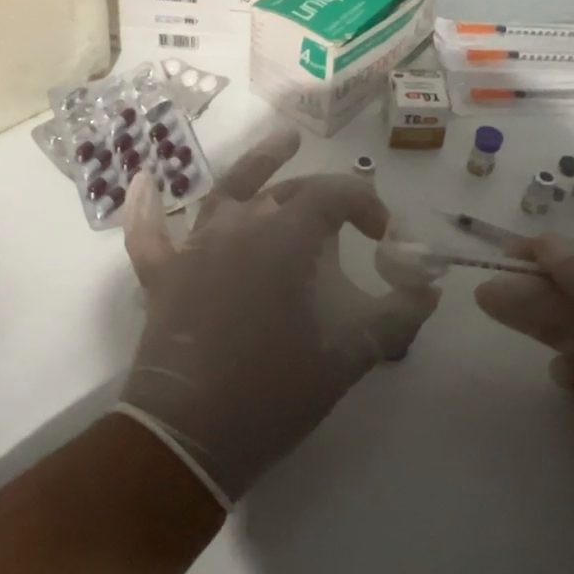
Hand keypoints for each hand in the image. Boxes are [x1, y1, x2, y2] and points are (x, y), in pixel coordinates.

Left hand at [114, 128, 440, 506]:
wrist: (197, 431)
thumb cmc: (282, 385)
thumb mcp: (357, 349)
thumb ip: (401, 310)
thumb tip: (430, 285)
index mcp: (291, 231)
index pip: (339, 193)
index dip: (370, 207)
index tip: (386, 242)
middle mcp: (243, 223)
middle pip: (289, 190)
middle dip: (325, 200)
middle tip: (348, 224)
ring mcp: (198, 244)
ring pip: (229, 190)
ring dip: (258, 164)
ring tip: (283, 142)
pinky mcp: (164, 273)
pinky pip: (149, 231)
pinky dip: (146, 205)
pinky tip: (143, 178)